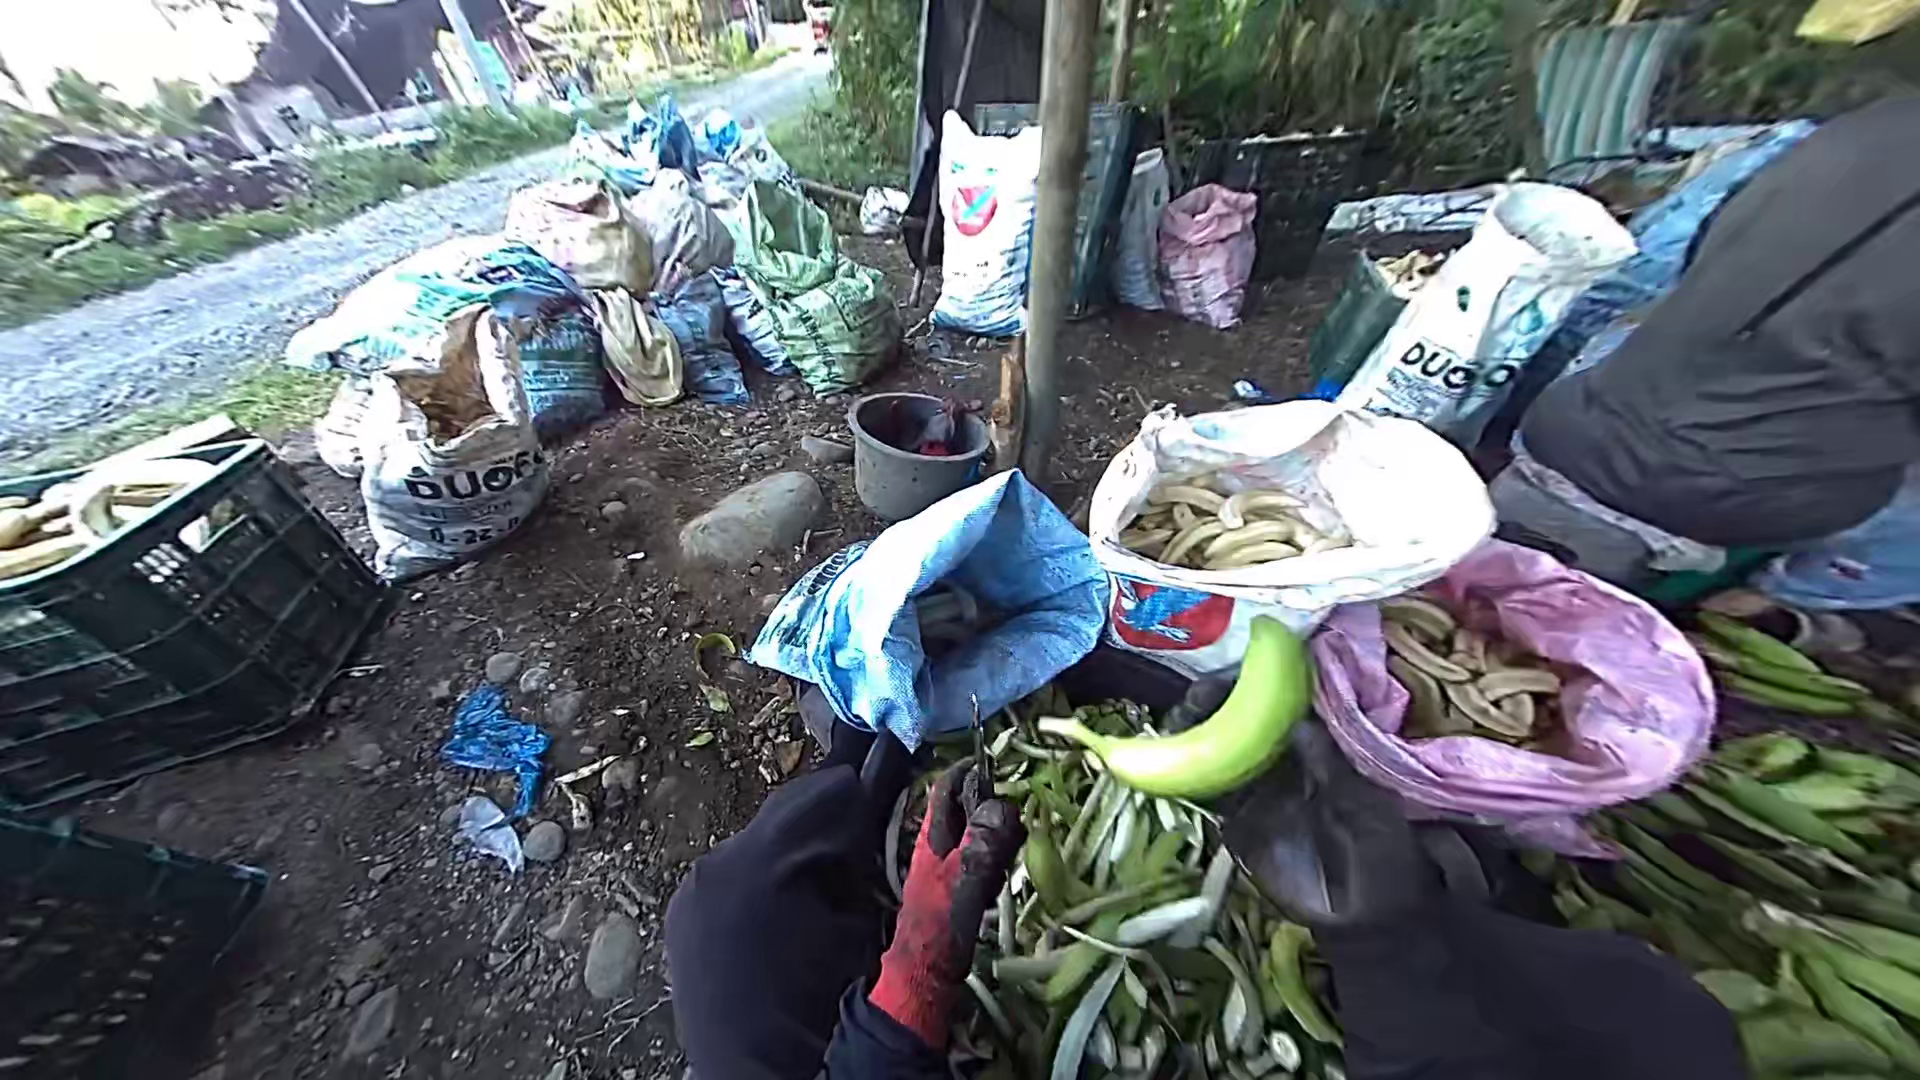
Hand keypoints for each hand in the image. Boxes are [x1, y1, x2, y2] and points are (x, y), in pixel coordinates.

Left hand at [869, 761, 1024, 1047]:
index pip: (948, 785)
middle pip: (967, 805)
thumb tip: (1004, 804)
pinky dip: (996, 856)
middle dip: (992, 804)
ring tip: (1010, 852)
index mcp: (933, 832)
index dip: (969, 769)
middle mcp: (938, 840)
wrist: (926, 976)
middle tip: (1015, 819)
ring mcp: (948, 861)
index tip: (997, 763)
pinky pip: (982, 854)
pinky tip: (1003, 874)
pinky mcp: (959, 881)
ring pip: (977, 829)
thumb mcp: (965, 878)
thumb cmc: (940, 925)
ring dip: (997, 833)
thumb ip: (984, 841)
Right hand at [1165, 675, 1462, 928]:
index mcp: (1311, 747)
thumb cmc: (1381, 855)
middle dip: (1212, 704)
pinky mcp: (1232, 815)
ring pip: (1212, 747)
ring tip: (1177, 725)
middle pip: (1235, 719)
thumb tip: (1301, 723)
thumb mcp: (1368, 808)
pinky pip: (1202, 787)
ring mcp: (1251, 785)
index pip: (1273, 705)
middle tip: (1197, 700)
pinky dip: (1182, 772)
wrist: (1368, 919)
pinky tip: (1165, 760)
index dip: (1251, 687)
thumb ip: (1334, 768)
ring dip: (1191, 732)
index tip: (1232, 678)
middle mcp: (1276, 757)